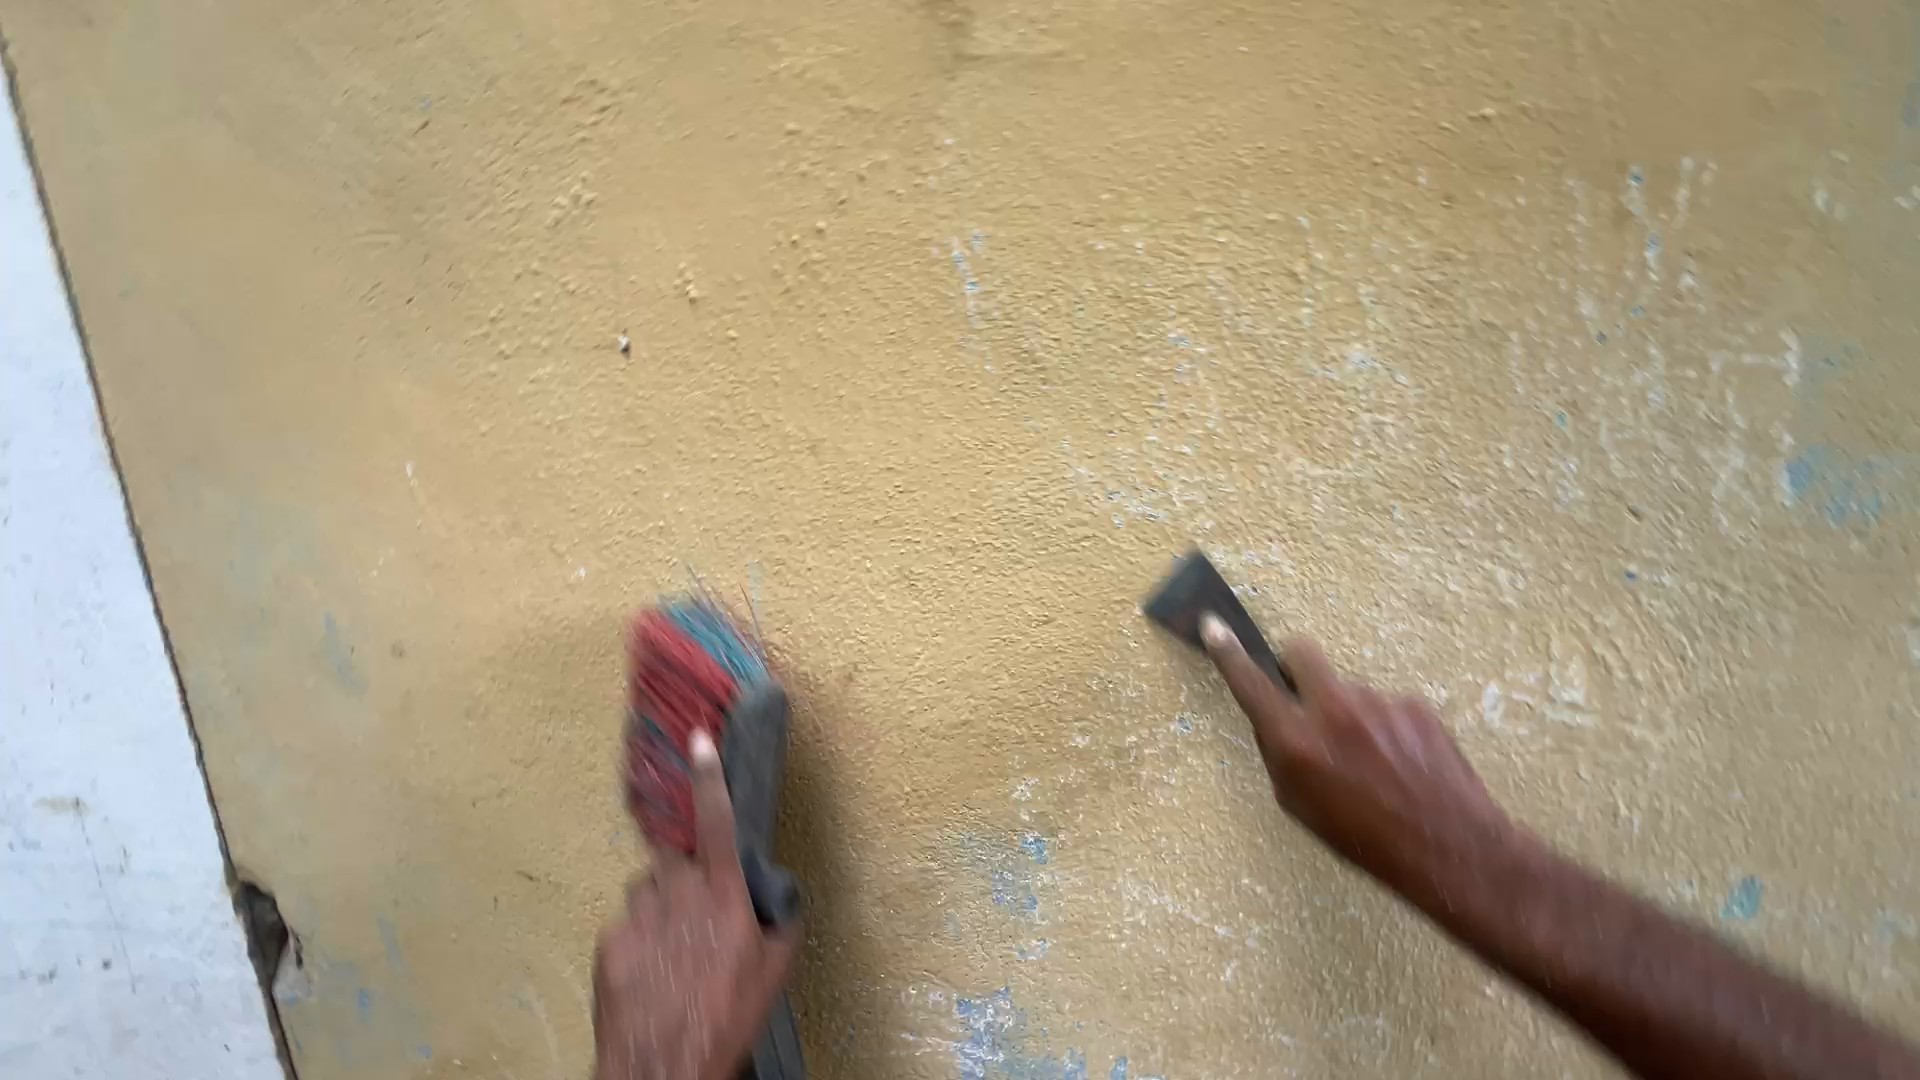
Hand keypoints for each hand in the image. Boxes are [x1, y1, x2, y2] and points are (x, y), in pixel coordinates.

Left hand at [593, 730, 800, 1079]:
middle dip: (683, 872)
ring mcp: (638, 916)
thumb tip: (777, 893)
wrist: (664, 1069)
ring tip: (670, 946)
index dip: (709, 775)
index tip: (700, 739)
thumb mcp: (777, 968)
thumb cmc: (729, 1015)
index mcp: (722, 892)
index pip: (717, 819)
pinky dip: (637, 936)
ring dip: (659, 904)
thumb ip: (782, 918)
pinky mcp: (609, 942)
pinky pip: (625, 921)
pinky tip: (647, 970)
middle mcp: (679, 892)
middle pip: (674, 857)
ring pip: (647, 887)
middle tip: (694, 910)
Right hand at [1199, 614, 1518, 895]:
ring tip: (1375, 759)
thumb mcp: (1298, 804)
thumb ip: (1280, 753)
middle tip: (1309, 697)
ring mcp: (1378, 703)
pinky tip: (1404, 761)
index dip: (1227, 652)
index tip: (1213, 625)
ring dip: (1351, 712)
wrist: (1451, 849)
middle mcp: (1332, 711)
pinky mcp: (1415, 705)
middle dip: (1297, 665)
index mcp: (1296, 741)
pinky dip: (1387, 727)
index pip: (1250, 684)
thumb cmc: (1361, 837)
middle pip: (1301, 651)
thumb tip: (1275, 722)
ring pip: (1349, 690)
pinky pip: (1386, 705)